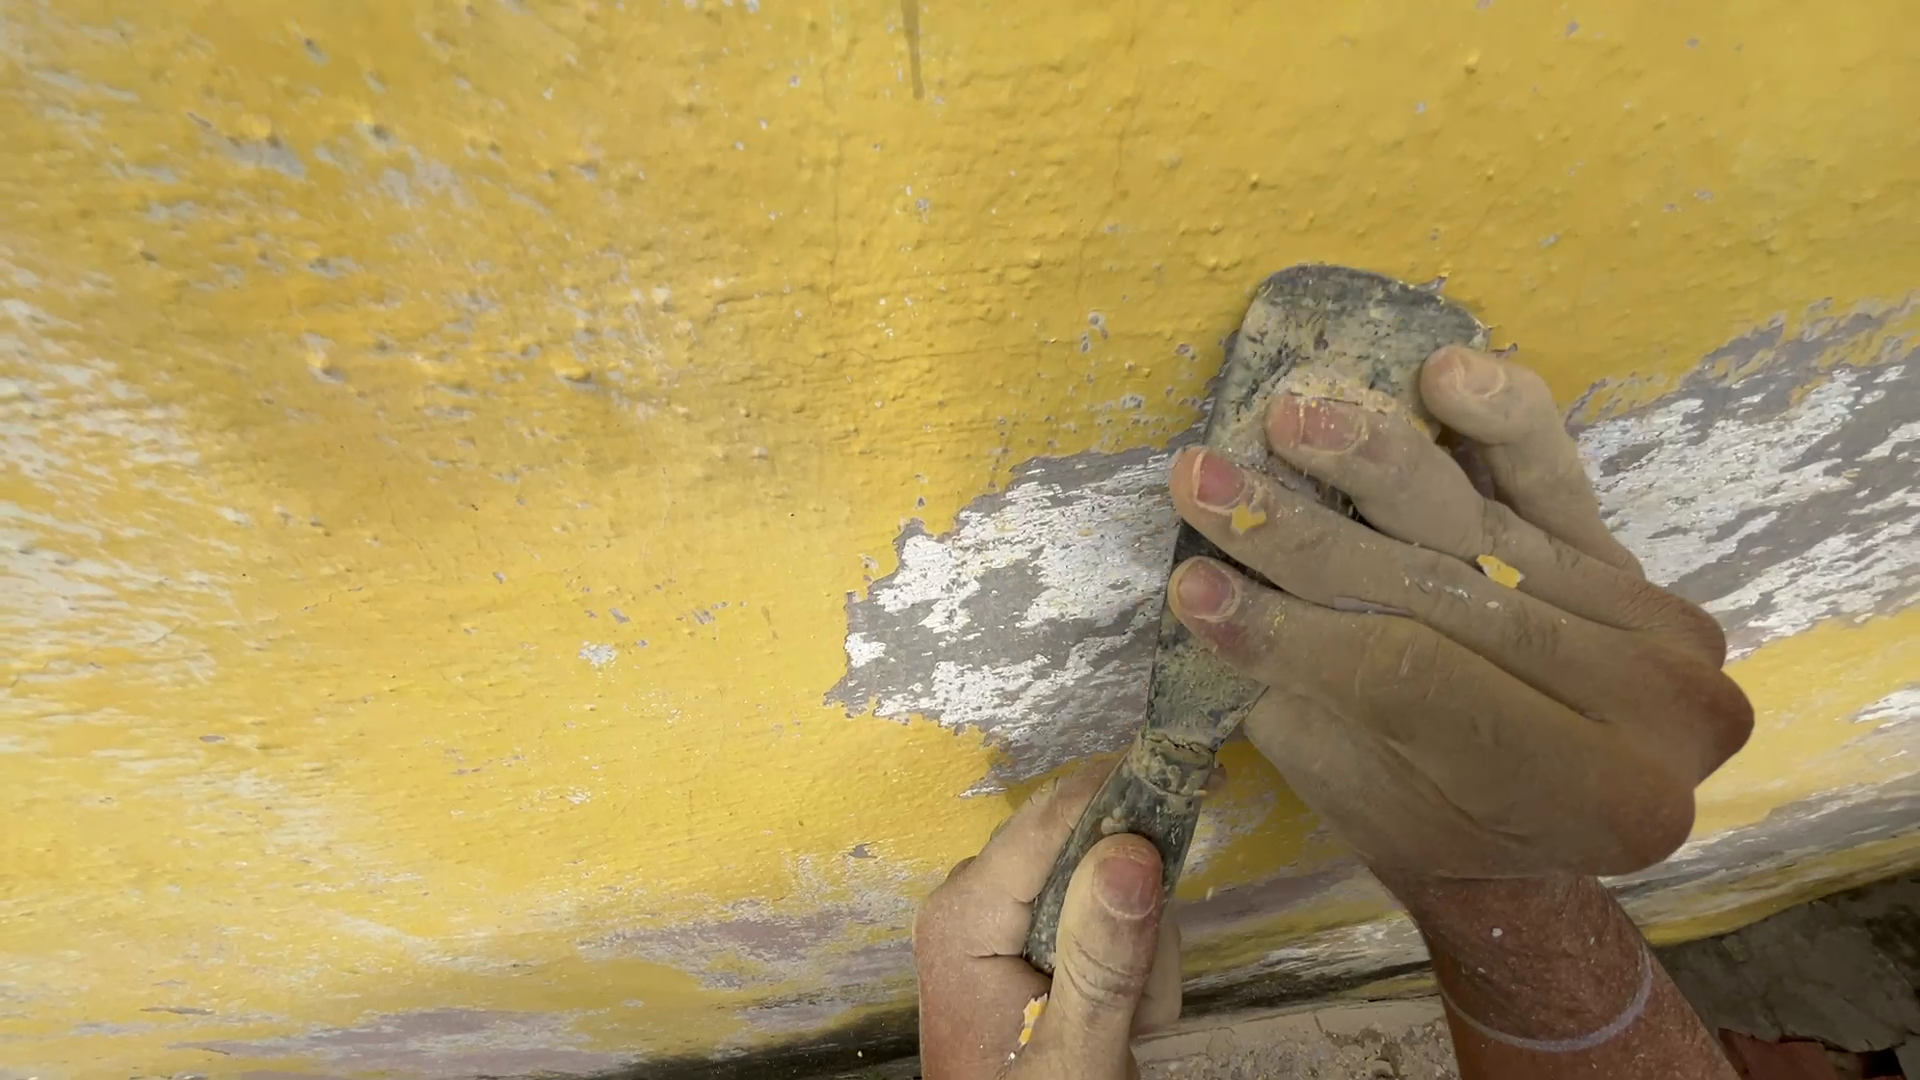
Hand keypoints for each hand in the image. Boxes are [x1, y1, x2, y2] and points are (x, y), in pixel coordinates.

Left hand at [914, 764, 1181, 1079]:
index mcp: (965, 912)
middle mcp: (973, 894)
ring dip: (1136, 947)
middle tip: (1147, 996)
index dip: (1120, 789)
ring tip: (1130, 1025)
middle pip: (1079, 845)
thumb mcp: (1075, 1059)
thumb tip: (1130, 849)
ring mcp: (998, 910)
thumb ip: (1101, 962)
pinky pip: (1095, 907)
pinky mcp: (1023, 927)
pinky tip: (1117, 1016)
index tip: (1194, 774)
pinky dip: (1126, 956)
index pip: (1049, 820)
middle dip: (1132, 911)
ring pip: (1100, 878)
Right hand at [1163, 346, 1752, 878]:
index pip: (1404, 680)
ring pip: (1478, 520)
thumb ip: (1298, 694)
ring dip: (1369, 460)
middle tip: (1204, 483)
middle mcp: (1640, 702)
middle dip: (1298, 534)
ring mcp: (1644, 618)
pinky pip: (1559, 472)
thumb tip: (1209, 590)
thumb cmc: (1424, 821)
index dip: (1288, 631)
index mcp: (1579, 795)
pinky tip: (1444, 375)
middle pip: (1431, 588)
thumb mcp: (1354, 794)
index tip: (1188, 588)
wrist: (1536, 814)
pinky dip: (1503, 417)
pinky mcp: (1620, 554)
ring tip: (1288, 418)